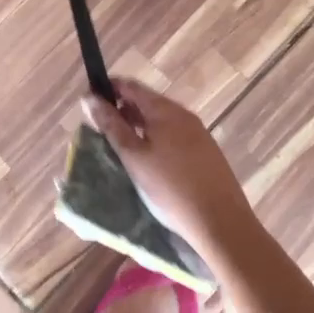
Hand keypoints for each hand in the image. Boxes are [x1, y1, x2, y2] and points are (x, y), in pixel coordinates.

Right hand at [82, 79, 249, 250]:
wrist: (224, 227)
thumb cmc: (171, 188)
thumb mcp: (133, 156)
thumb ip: (110, 125)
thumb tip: (89, 98)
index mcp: (165, 110)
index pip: (129, 86)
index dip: (107, 89)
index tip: (89, 103)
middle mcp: (184, 115)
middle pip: (146, 102)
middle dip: (122, 110)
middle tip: (103, 130)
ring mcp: (200, 135)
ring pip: (161, 121)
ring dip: (139, 127)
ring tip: (124, 149)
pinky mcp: (208, 155)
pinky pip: (175, 137)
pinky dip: (157, 140)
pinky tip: (151, 163)